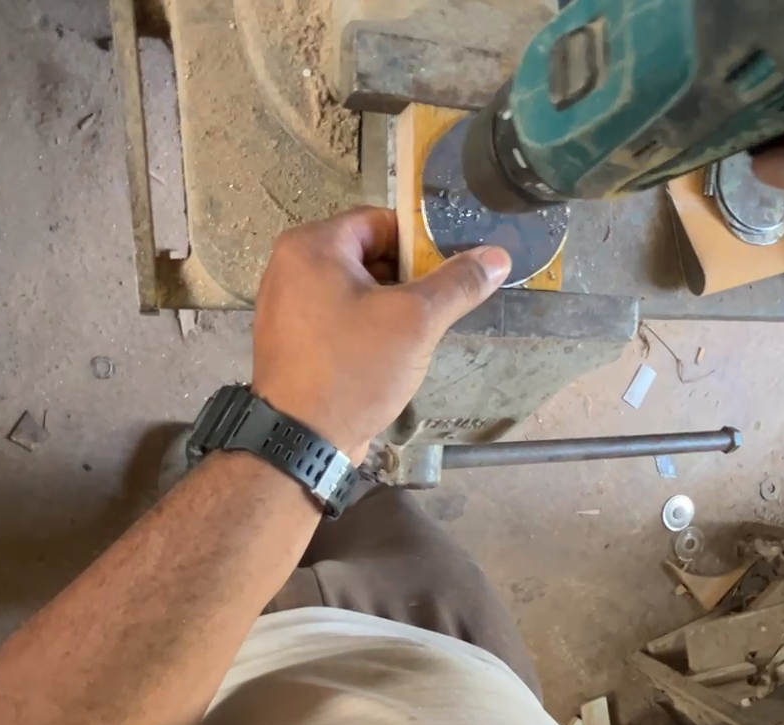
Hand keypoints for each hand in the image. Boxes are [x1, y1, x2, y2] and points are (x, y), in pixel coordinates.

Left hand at [252, 207, 510, 452]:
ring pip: (355, 293)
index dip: (421, 245)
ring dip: (390, 310)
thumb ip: (457, 285)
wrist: (301, 442)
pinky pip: (339, 322)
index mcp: (311, 246)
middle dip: (407, 282)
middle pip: (367, 257)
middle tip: (437, 310)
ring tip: (416, 338)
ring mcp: (286, 308)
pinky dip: (366, 332)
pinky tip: (387, 359)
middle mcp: (290, 268)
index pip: (381, 222)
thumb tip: (497, 257)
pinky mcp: (292, 344)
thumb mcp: (415, 323)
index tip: (449, 273)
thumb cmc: (353, 371)